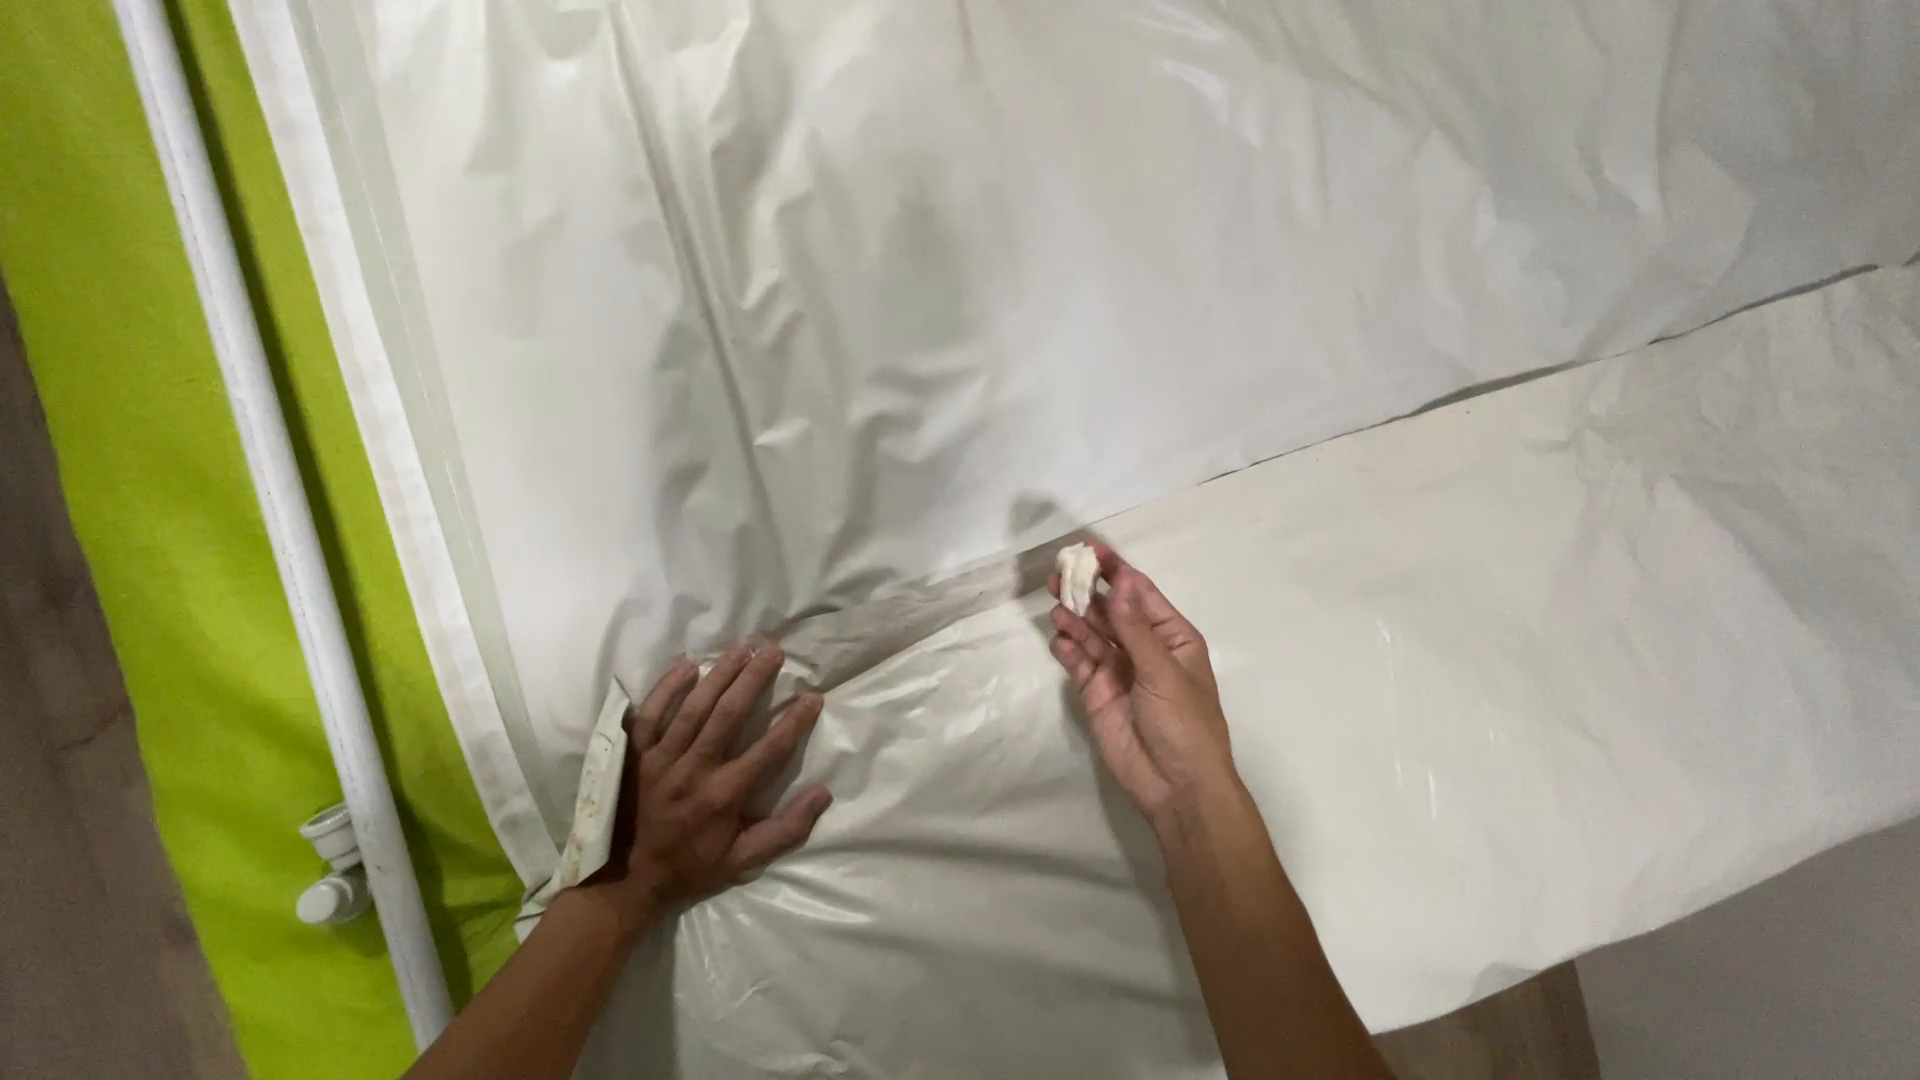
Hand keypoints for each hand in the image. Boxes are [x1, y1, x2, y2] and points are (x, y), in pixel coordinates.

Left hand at [578, 644, 831, 933]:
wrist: (625, 881)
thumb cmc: (691, 868)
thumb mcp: (744, 860)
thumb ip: (785, 830)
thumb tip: (823, 794)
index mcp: (723, 796)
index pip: (768, 751)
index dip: (794, 722)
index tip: (814, 697)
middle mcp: (693, 771)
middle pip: (728, 715)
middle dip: (754, 679)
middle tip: (774, 651)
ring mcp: (660, 760)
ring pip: (693, 708)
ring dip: (719, 675)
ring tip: (741, 649)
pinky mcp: (634, 756)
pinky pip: (650, 715)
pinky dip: (667, 689)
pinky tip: (688, 666)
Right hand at [1047, 543, 1240, 831]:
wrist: (1177, 786)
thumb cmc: (1185, 723)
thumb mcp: (1163, 671)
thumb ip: (1135, 628)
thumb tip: (1121, 581)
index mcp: (1171, 637)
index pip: (1140, 593)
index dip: (1115, 570)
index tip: (1087, 549)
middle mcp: (1144, 648)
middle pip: (1110, 610)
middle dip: (1086, 592)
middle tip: (1058, 576)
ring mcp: (1119, 671)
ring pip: (1091, 634)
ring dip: (1074, 619)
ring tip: (1056, 607)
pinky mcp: (1097, 694)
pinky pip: (1079, 663)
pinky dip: (1068, 650)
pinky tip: (1060, 642)